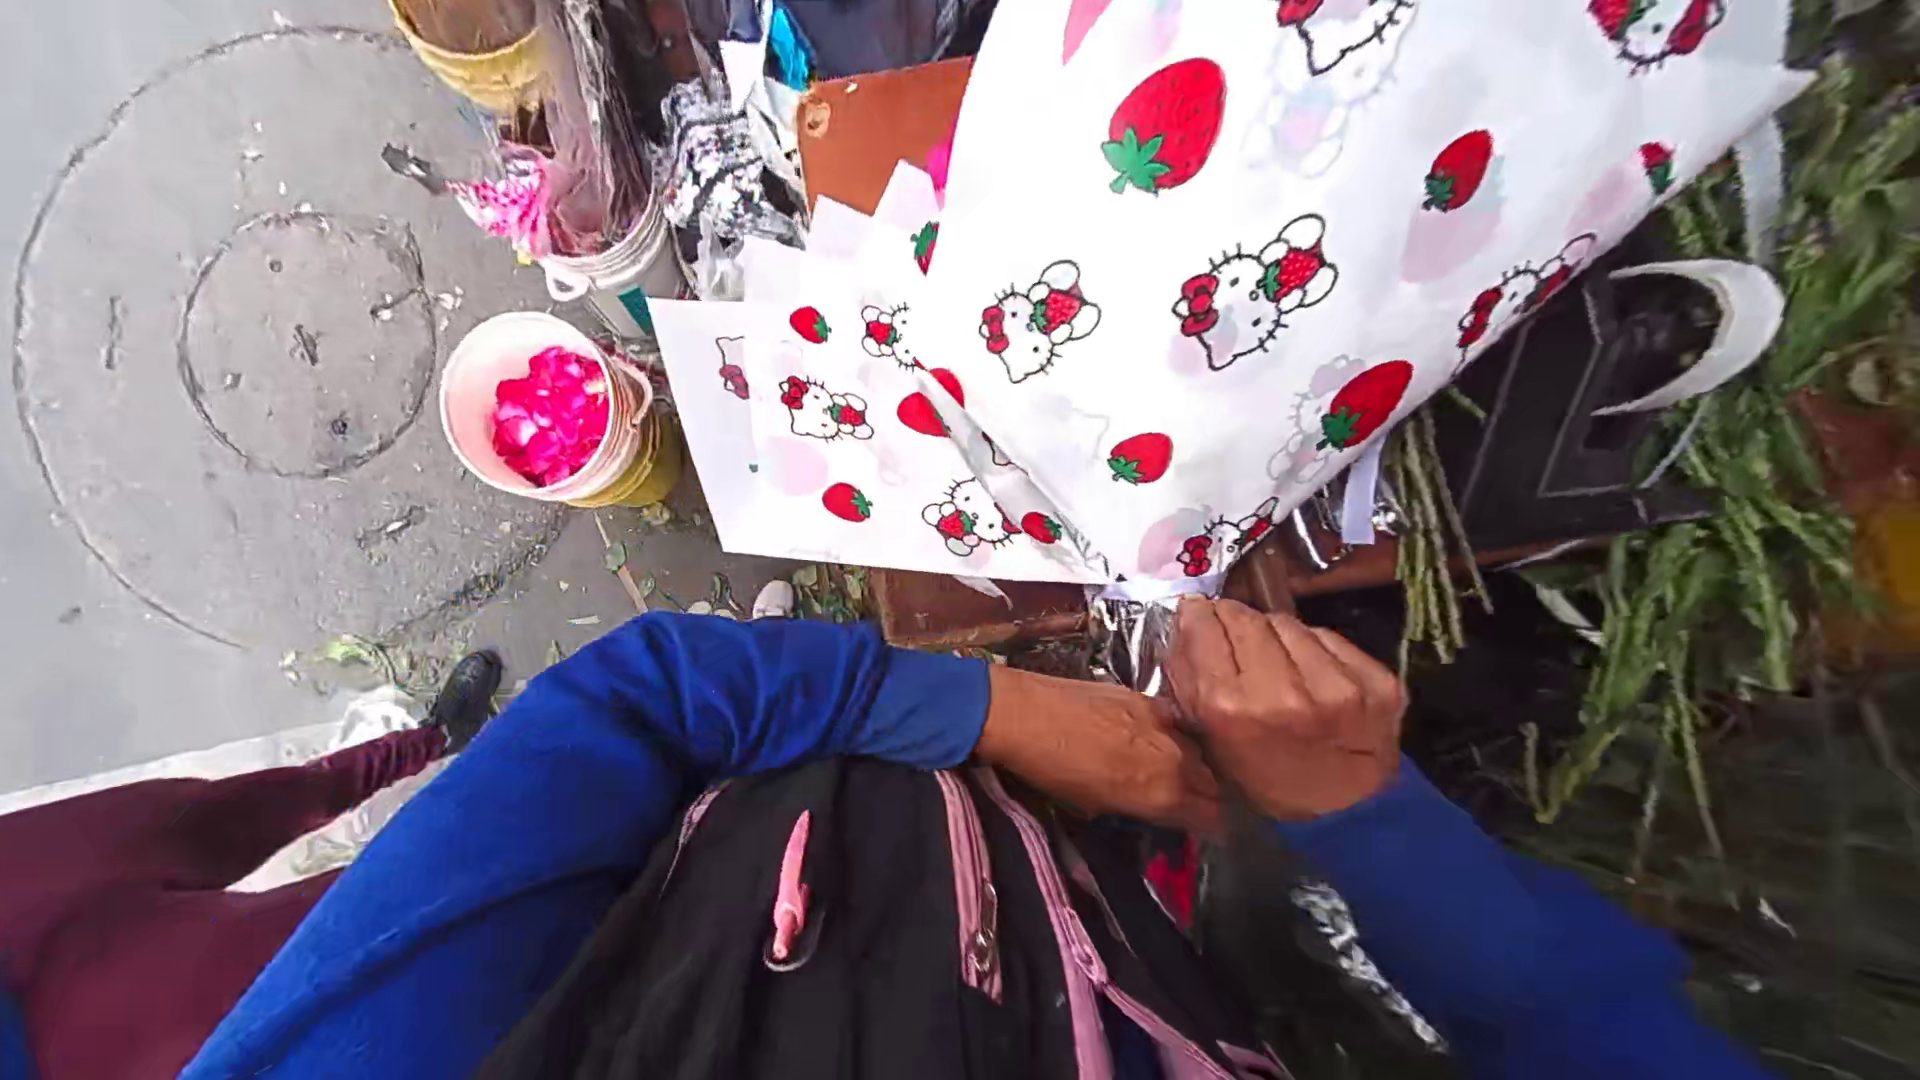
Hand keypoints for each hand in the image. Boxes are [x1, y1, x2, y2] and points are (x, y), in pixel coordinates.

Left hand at [976, 665, 1221, 833]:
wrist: (1022, 713)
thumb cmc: (1049, 770)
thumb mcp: (1095, 806)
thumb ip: (1138, 808)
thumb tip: (1158, 809)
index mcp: (1161, 793)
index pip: (1213, 816)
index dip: (1214, 826)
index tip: (1209, 829)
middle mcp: (1173, 755)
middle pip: (1212, 781)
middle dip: (1210, 796)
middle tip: (1197, 803)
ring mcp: (1160, 719)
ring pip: (1198, 749)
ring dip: (1196, 764)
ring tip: (1182, 772)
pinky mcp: (1143, 695)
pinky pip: (1174, 721)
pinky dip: (1175, 734)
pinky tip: (1161, 738)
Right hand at [1166, 598, 1404, 821]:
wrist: (1343, 815)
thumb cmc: (1259, 776)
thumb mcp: (1205, 733)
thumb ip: (1186, 673)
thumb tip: (1188, 618)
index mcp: (1229, 708)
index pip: (1205, 625)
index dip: (1197, 613)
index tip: (1197, 612)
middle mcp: (1282, 693)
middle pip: (1245, 617)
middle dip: (1233, 619)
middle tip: (1232, 631)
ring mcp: (1337, 688)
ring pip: (1287, 622)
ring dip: (1273, 633)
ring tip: (1275, 659)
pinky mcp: (1378, 684)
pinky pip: (1328, 638)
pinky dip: (1312, 647)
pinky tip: (1310, 672)